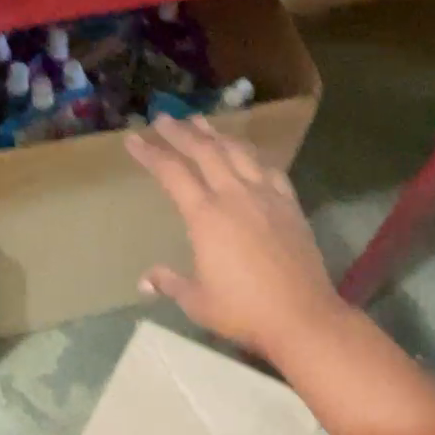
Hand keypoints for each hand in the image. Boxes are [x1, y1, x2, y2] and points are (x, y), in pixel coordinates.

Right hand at [127, 115, 351, 360]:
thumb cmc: (242, 311)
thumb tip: (144, 282)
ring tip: (202, 123)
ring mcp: (266, 196)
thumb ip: (170, 283)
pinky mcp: (290, 205)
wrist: (301, 316)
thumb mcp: (197, 301)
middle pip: (205, 152)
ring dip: (217, 135)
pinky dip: (252, 155)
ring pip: (238, 153)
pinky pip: (269, 169)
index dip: (151, 154)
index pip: (173, 174)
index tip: (134, 139)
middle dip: (182, 133)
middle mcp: (235, 196)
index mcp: (206, 217)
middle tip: (164, 118)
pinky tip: (247, 153)